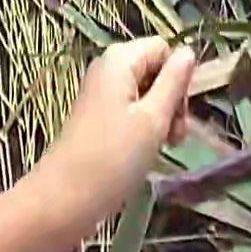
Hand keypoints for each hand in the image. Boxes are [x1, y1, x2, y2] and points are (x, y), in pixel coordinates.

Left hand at [35, 37, 195, 222]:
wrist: (61, 202)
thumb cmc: (113, 158)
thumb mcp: (153, 118)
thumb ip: (174, 81)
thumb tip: (189, 51)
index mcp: (121, 58)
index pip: (165, 49)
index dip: (178, 78)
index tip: (179, 115)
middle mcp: (109, 66)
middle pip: (155, 68)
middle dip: (170, 99)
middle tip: (174, 137)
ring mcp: (101, 90)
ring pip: (145, 90)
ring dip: (160, 116)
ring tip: (162, 147)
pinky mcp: (96, 113)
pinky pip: (130, 106)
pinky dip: (143, 125)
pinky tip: (145, 150)